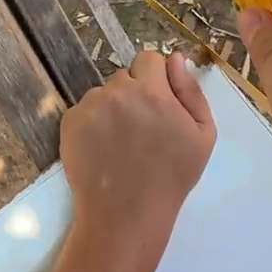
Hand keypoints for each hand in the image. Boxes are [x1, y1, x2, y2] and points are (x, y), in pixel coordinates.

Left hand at [60, 51, 216, 263]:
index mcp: (151, 90)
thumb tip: (175, 59)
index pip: (149, 59)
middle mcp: (116, 91)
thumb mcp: (202, 134)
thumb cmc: (171, 176)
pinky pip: (84, 112)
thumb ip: (190, 90)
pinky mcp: (69, 123)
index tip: (160, 103)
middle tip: (142, 129)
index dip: (156, 79)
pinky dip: (93, 124)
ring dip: (113, 109)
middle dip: (135, 94)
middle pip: (125, 77)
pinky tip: (104, 149)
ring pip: (103, 94)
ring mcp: (89, 107)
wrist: (126, 212)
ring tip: (121, 143)